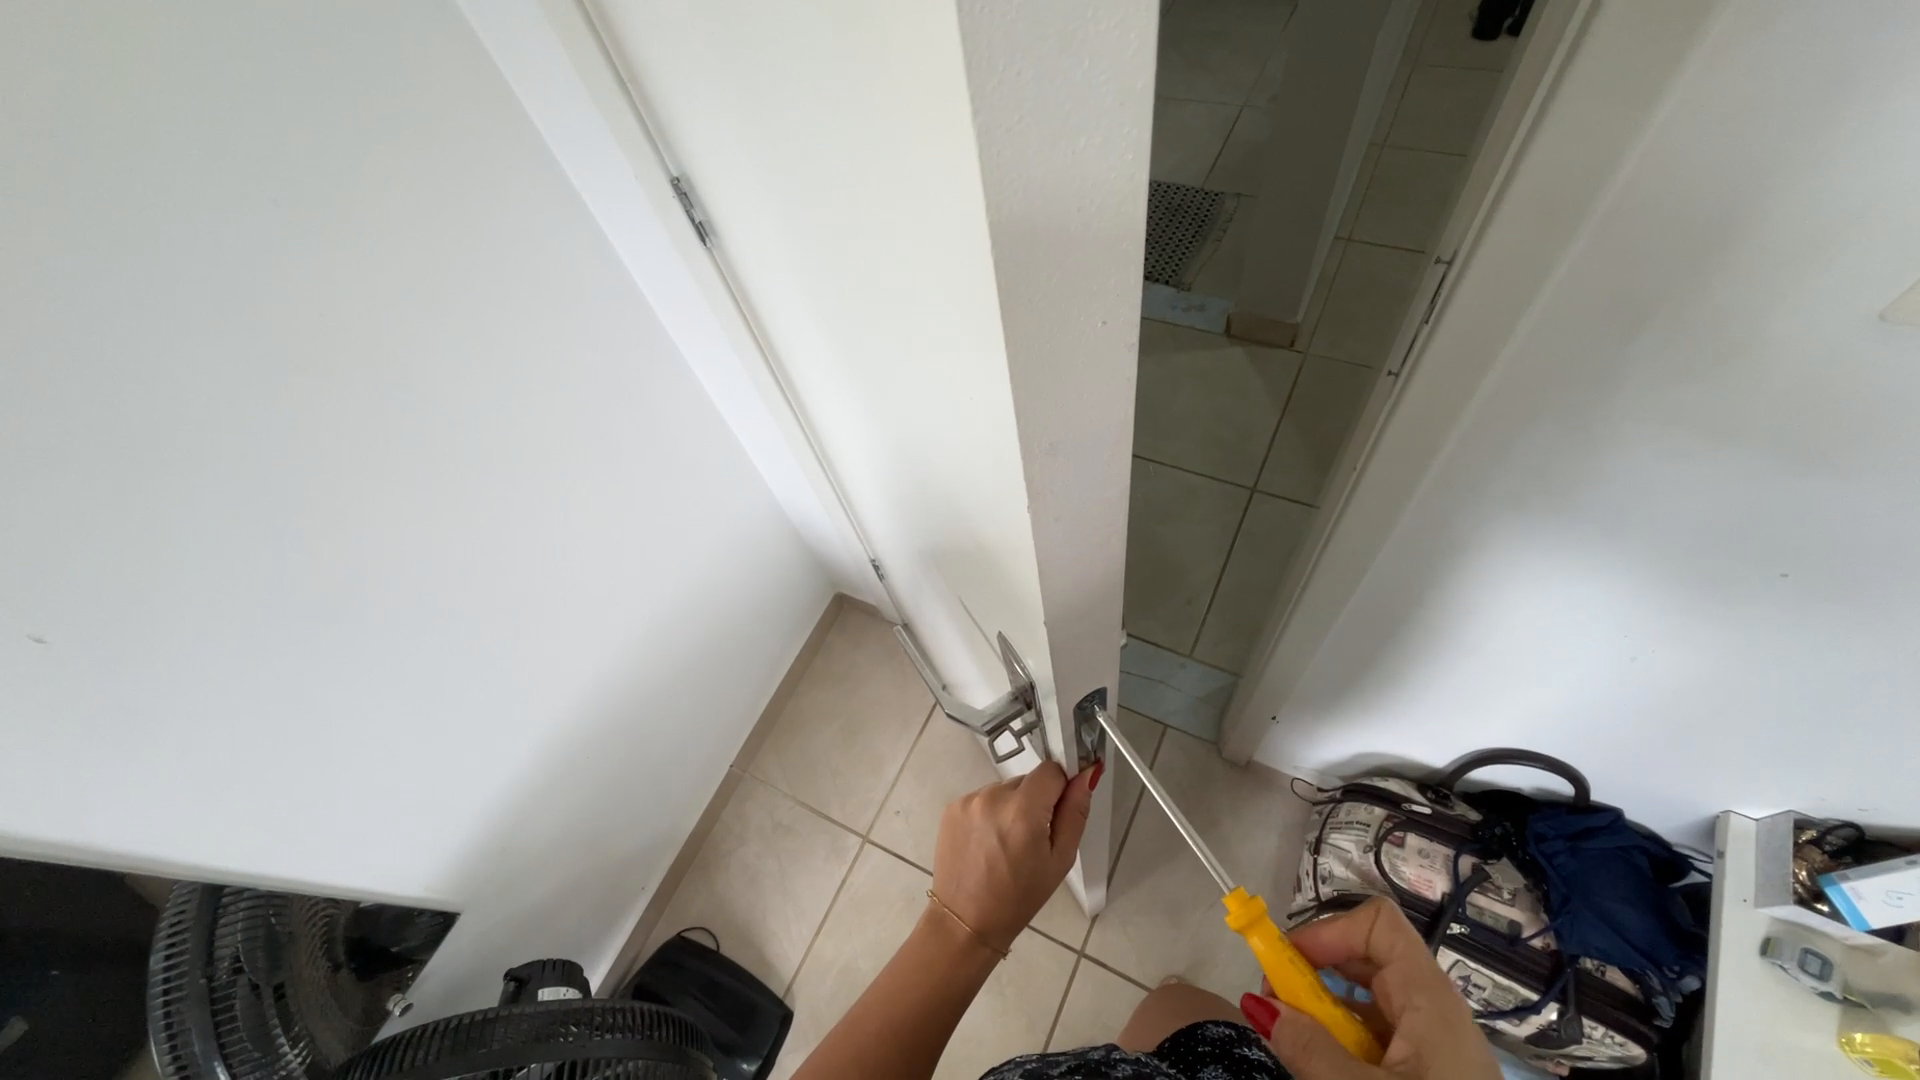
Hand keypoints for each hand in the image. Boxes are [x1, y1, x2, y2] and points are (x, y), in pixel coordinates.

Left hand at [929, 760, 1100, 951]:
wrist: (965, 921)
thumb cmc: (1020, 897)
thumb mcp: (1060, 860)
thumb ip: (1075, 812)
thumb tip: (1086, 774)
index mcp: (1023, 810)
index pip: (1051, 770)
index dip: (1061, 787)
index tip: (1059, 811)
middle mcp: (992, 796)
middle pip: (1028, 780)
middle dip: (1036, 802)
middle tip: (1033, 838)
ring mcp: (968, 800)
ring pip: (1005, 790)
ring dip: (1013, 807)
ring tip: (1008, 844)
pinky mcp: (952, 807)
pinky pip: (983, 799)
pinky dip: (990, 814)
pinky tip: (988, 843)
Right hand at [1242, 897, 1500, 1079]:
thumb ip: (1308, 1049)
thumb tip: (1258, 1005)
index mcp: (1429, 999)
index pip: (1375, 923)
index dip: (1326, 931)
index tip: (1285, 966)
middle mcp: (1433, 1012)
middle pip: (1364, 956)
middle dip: (1311, 970)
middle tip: (1274, 1004)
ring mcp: (1432, 1047)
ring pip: (1365, 1000)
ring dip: (1321, 1010)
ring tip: (1293, 1042)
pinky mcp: (1427, 1076)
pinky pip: (1375, 1037)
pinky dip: (1340, 1042)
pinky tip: (1323, 1070)